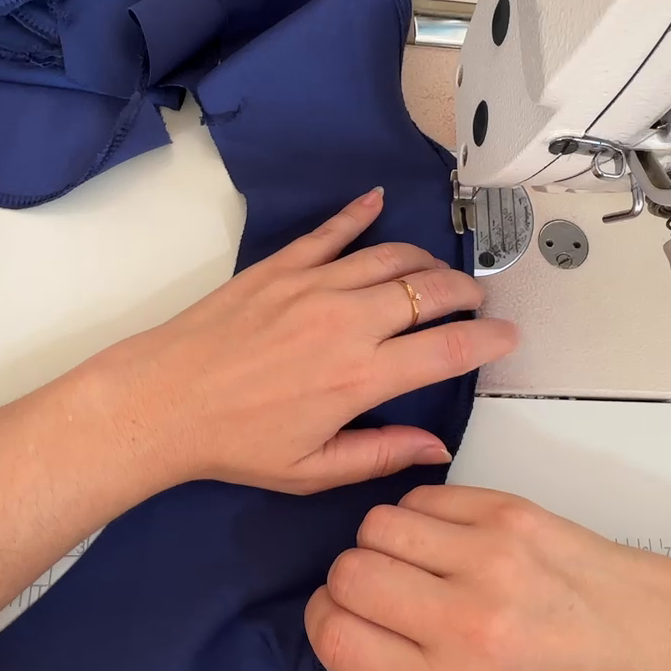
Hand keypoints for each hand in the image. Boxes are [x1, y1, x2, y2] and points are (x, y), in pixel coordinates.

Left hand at [62, 188, 517, 495]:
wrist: (162, 401)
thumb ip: (381, 454)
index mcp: (361, 377)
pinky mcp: (281, 266)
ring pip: (391, 256)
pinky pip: (331, 231)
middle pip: (430, 290)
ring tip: (436, 271)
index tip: (508, 335)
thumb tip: (438, 447)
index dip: (489, 339)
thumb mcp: (313, 469)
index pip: (448, 349)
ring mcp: (314, 285)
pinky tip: (377, 201)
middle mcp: (348, 322)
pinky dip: (358, 213)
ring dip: (425, 260)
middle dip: (464, 292)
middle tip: (474, 300)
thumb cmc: (236, 443)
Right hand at [306, 485, 670, 670]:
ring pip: (378, 524)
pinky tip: (449, 537)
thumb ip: (400, 670)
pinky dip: (421, 515)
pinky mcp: (505, 510)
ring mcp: (487, 559)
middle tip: (382, 584)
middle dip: (352, 576)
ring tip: (418, 557)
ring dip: (384, 540)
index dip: (325, 616)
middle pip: (348, 571)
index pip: (336, 635)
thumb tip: (340, 613)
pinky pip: (421, 498)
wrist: (640, 638)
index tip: (340, 610)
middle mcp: (465, 625)